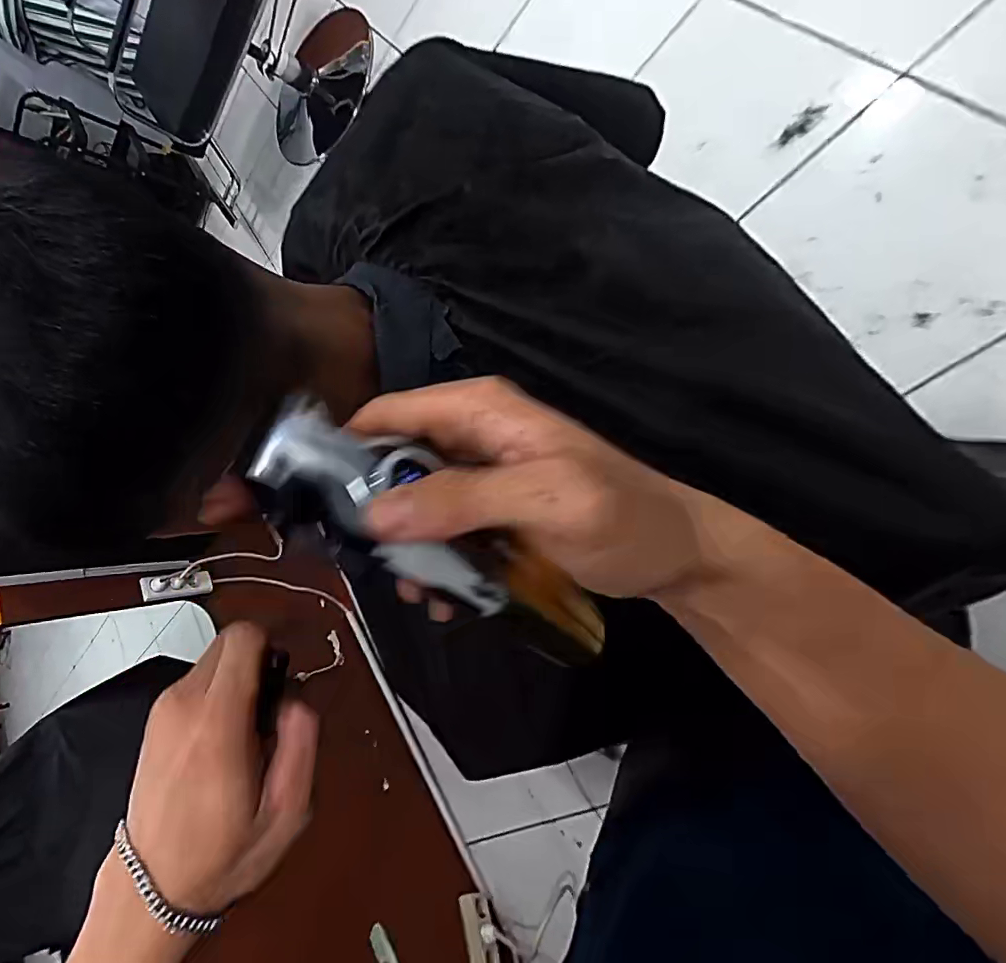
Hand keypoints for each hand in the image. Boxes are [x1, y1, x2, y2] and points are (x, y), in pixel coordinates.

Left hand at [123, 621, 319, 914]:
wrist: (154, 879)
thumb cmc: (215, 855)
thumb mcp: (284, 814)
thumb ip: (301, 746)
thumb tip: (299, 703)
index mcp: (216, 720)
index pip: (243, 638)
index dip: (271, 643)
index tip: (283, 669)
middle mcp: (184, 703)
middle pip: (229, 644)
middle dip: (257, 666)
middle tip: (270, 712)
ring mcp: (166, 707)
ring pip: (212, 662)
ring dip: (236, 684)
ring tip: (246, 736)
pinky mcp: (156, 716)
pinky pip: (194, 684)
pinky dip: (215, 698)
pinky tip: (223, 742)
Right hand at [347, 377, 727, 601]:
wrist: (682, 558)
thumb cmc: (625, 517)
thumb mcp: (547, 502)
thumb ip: (461, 501)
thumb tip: (372, 515)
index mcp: (475, 410)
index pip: (384, 414)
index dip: (346, 449)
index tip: (323, 503)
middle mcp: (464, 435)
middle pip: (388, 460)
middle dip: (374, 510)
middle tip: (370, 560)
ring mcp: (472, 474)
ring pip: (406, 501)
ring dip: (403, 545)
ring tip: (415, 589)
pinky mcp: (480, 509)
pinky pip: (433, 528)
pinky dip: (429, 560)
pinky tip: (441, 596)